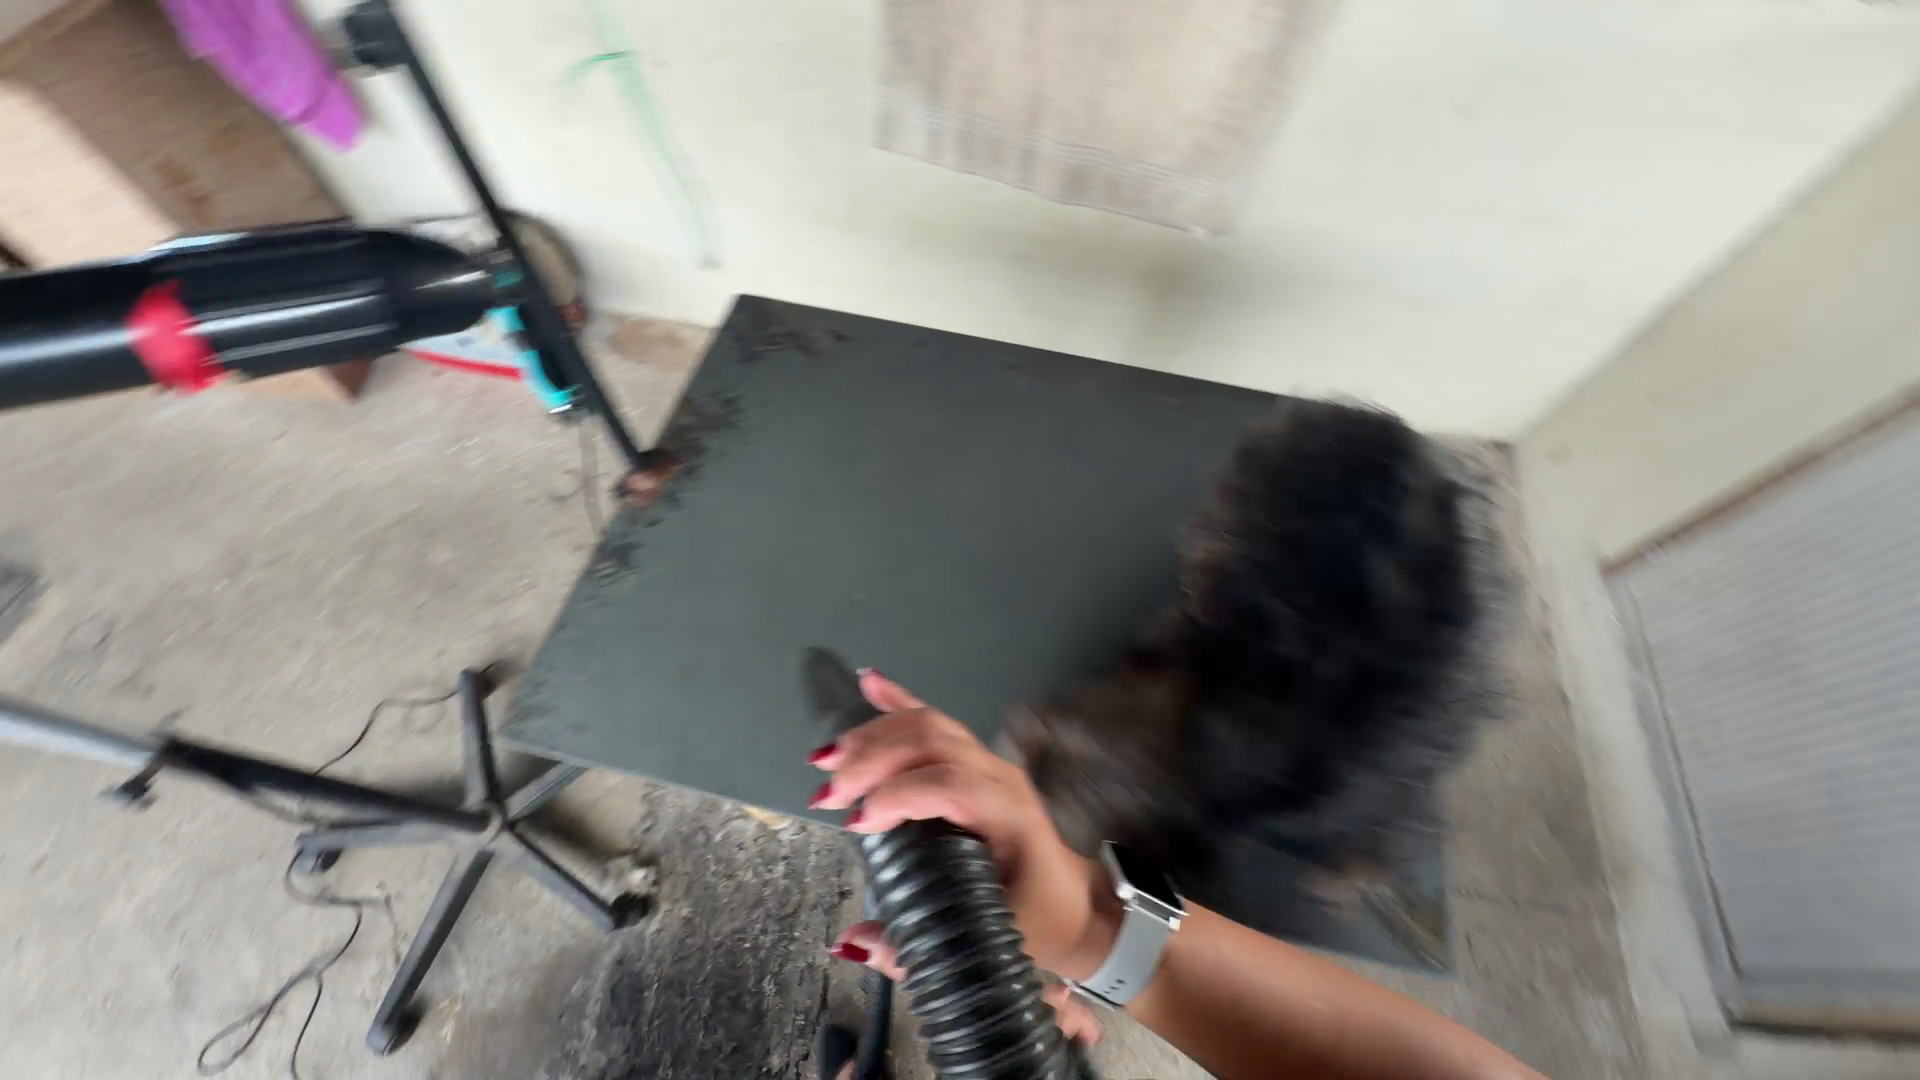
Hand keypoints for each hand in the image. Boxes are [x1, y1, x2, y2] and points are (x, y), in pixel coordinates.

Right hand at [809, 670, 1121, 985]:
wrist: (1077, 904)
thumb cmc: (1039, 922)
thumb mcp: (986, 942)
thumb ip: (915, 947)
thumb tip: (852, 940)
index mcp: (1009, 817)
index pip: (951, 785)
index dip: (900, 795)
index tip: (856, 821)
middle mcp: (1000, 778)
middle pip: (934, 744)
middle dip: (874, 760)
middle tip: (829, 791)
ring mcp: (989, 762)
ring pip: (930, 725)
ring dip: (876, 733)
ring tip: (831, 756)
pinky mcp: (976, 758)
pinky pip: (937, 720)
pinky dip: (899, 699)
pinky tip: (869, 681)